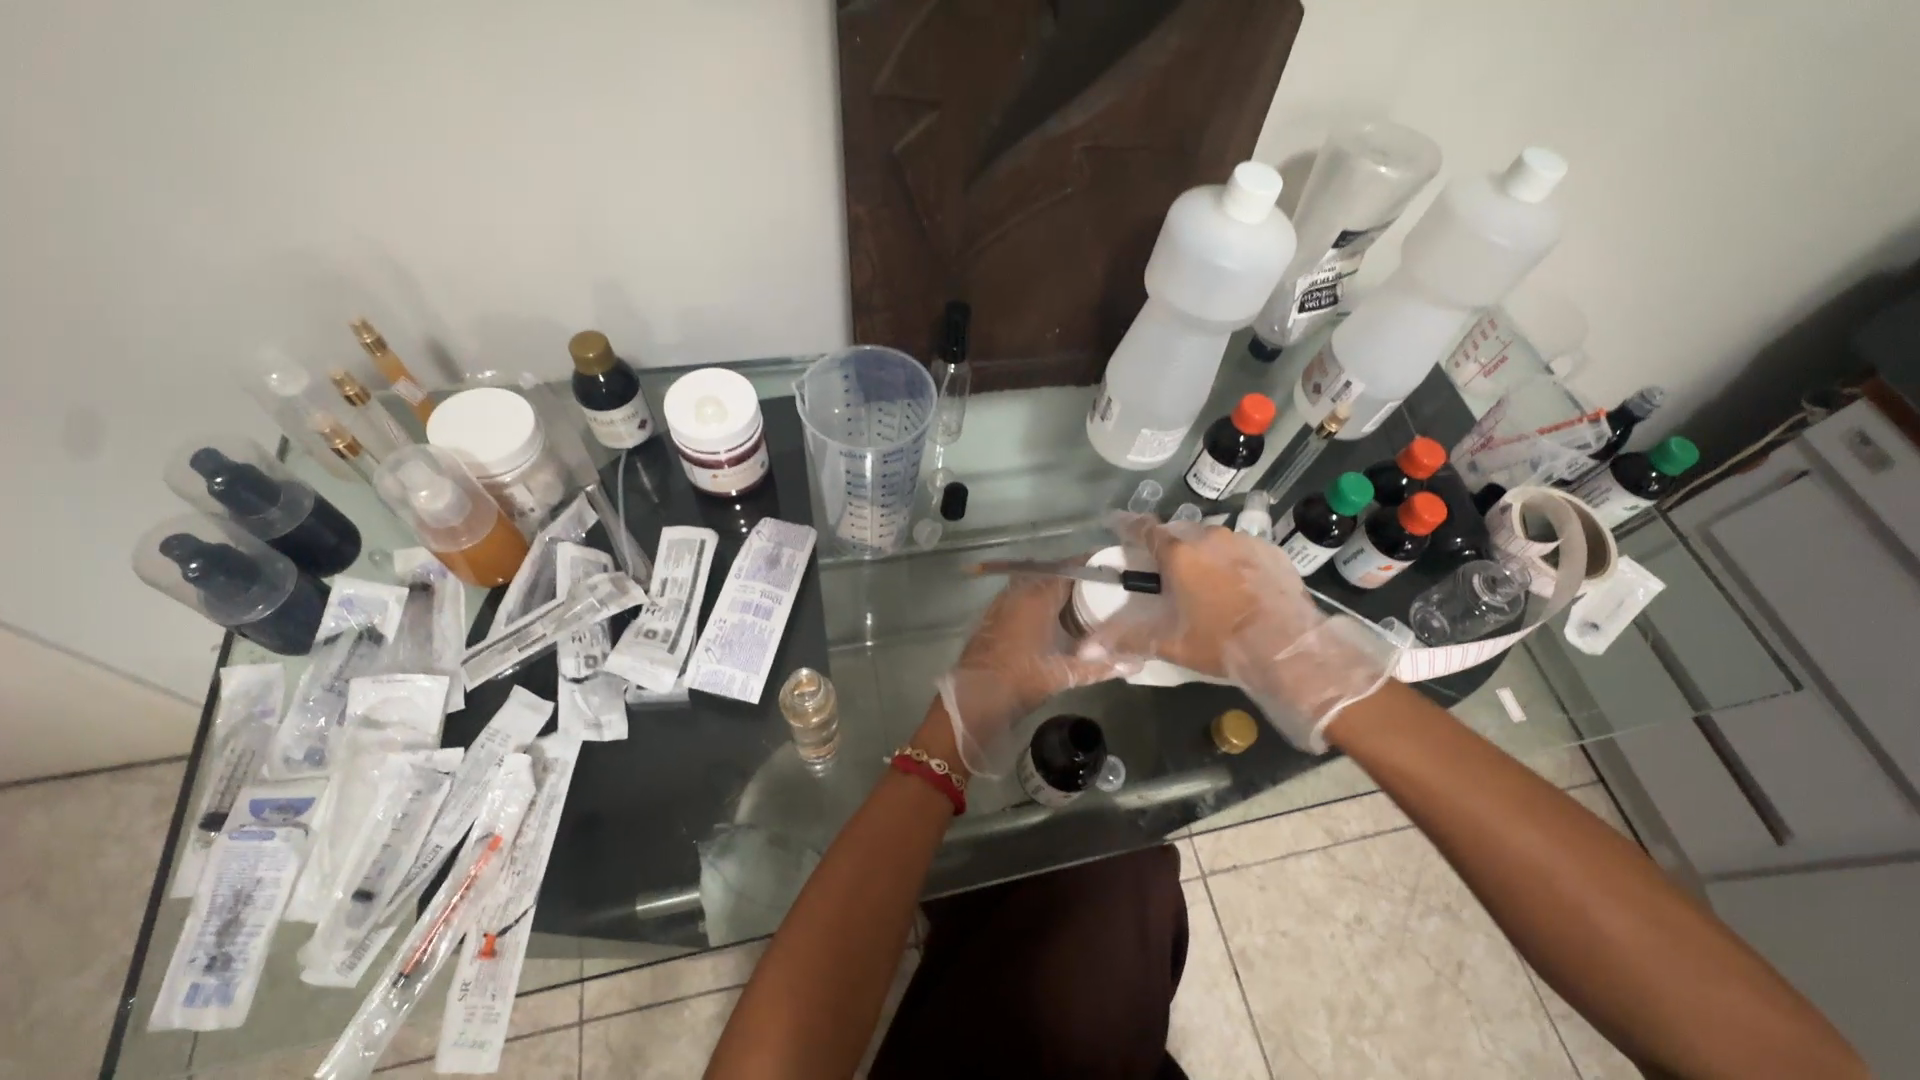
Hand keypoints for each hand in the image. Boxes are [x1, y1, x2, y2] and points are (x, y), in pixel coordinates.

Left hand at [933, 572, 1130, 776]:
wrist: (973, 699)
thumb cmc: (1020, 681)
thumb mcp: (1064, 674)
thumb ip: (1101, 666)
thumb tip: (1137, 663)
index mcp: (1037, 597)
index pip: (1069, 569)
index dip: (1091, 568)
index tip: (1112, 571)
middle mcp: (1018, 592)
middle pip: (1052, 575)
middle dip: (1076, 580)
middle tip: (1102, 591)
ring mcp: (1002, 603)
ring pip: (1035, 587)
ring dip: (1056, 592)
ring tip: (1082, 605)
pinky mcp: (993, 617)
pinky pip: (1021, 599)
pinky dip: (1039, 603)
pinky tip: (1053, 621)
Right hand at [1082, 513, 1399, 752]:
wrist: (1288, 648)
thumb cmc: (1223, 644)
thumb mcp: (1171, 644)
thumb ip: (1127, 639)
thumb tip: (1086, 648)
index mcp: (1179, 554)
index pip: (1144, 529)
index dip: (1126, 524)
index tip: (1114, 522)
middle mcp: (1209, 538)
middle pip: (1179, 533)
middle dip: (1167, 545)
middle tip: (1164, 570)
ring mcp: (1244, 542)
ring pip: (1212, 539)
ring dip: (1202, 553)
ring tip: (1204, 581)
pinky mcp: (1272, 552)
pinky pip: (1242, 550)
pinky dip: (1233, 561)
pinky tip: (1237, 585)